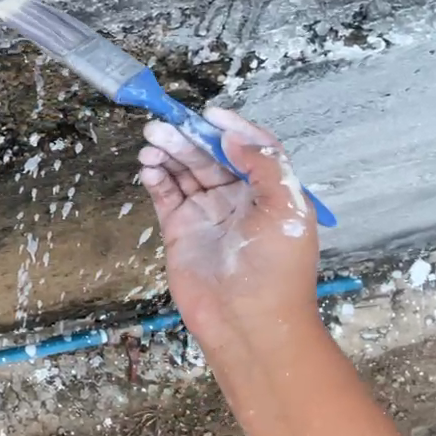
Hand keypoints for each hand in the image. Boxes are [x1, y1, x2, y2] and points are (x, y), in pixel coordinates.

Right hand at [137, 107, 321, 352]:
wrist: (248, 320)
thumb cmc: (277, 268)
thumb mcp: (287, 210)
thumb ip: (265, 166)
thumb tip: (232, 138)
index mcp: (269, 192)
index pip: (251, 149)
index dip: (232, 129)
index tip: (209, 114)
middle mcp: (237, 199)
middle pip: (209, 156)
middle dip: (186, 139)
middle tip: (161, 126)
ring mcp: (206, 213)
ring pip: (183, 172)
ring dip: (167, 154)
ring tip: (149, 143)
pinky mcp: (179, 228)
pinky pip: (165, 194)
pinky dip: (155, 178)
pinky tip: (148, 168)